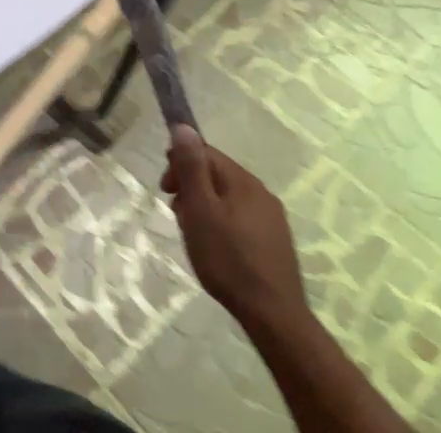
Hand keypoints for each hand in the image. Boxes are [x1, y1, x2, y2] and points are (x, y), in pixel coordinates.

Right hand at [161, 125, 308, 328]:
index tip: (165, 189)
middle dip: (190, 187)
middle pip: (216, 174)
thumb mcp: (200, 210)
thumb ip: (191, 167)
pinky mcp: (275, 240)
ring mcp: (272, 217)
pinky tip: (216, 246)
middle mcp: (261, 192)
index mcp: (243, 181)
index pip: (205, 153)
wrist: (272, 313)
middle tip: (177, 215)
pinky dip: (221, 222)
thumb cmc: (227, 258)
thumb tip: (183, 126)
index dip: (179, 164)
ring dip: (204, 206)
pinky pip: (240, 216)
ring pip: (227, 197)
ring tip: (194, 234)